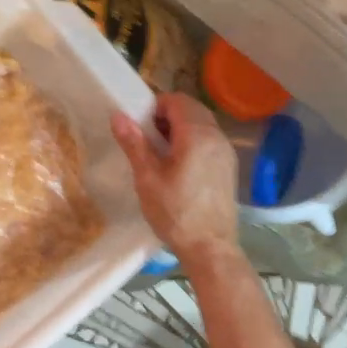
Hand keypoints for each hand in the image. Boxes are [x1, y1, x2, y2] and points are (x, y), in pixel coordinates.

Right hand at [111, 91, 240, 264]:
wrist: (209, 246)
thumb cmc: (174, 213)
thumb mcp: (147, 178)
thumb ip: (135, 144)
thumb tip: (118, 116)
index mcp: (197, 135)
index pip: (177, 100)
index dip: (154, 107)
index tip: (139, 128)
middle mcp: (217, 136)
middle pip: (191, 109)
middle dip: (167, 116)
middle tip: (146, 140)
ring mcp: (226, 151)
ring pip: (202, 124)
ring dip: (179, 128)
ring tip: (160, 155)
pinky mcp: (228, 165)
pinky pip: (209, 140)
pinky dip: (192, 141)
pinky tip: (178, 166)